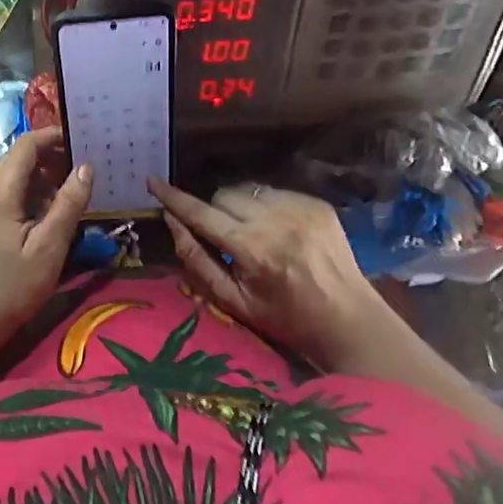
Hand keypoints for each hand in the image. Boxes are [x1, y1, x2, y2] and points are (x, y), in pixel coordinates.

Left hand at [0, 128, 92, 342]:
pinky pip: (14, 190)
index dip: (56, 136)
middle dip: (55, 154)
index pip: (27, 144)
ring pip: (18, 172)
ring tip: (82, 180)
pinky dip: (37, 189)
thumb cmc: (13, 286)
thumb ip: (68, 204)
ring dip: (48, 173)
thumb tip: (86, 167)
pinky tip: (61, 203)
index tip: (87, 137)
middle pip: (22, 155)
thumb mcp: (49, 247)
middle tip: (91, 161)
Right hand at [151, 178, 392, 367]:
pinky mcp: (317, 204)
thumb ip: (196, 260)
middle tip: (222, 237)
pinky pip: (273, 192)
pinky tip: (277, 230)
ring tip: (250, 232)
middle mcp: (275, 221)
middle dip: (213, 211)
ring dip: (238, 206)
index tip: (152, 181)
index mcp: (251, 249)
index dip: (173, 197)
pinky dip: (264, 206)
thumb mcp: (232, 300)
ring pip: (247, 189)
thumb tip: (171, 222)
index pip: (201, 214)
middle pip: (222, 195)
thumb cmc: (285, 319)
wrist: (350, 321)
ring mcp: (299, 208)